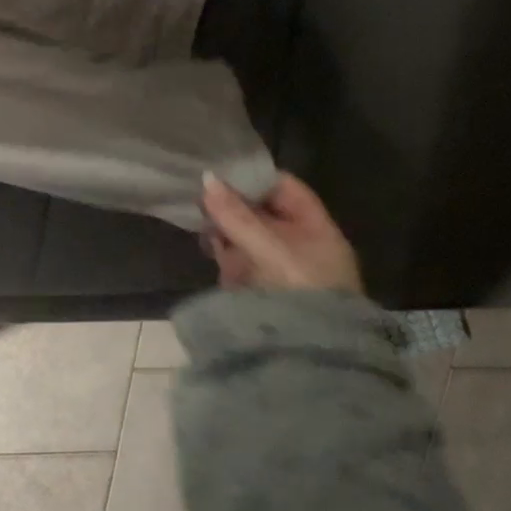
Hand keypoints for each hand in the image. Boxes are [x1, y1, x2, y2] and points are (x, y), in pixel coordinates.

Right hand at [200, 171, 364, 294]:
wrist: (300, 344)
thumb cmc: (296, 285)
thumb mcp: (268, 245)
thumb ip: (236, 213)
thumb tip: (206, 177)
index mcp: (316, 229)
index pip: (286, 189)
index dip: (255, 175)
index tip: (221, 166)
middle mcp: (295, 241)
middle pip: (260, 207)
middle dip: (231, 198)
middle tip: (198, 186)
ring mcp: (271, 260)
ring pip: (241, 228)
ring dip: (220, 219)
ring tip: (194, 208)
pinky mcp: (250, 278)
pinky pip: (230, 250)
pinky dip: (216, 240)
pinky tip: (201, 235)